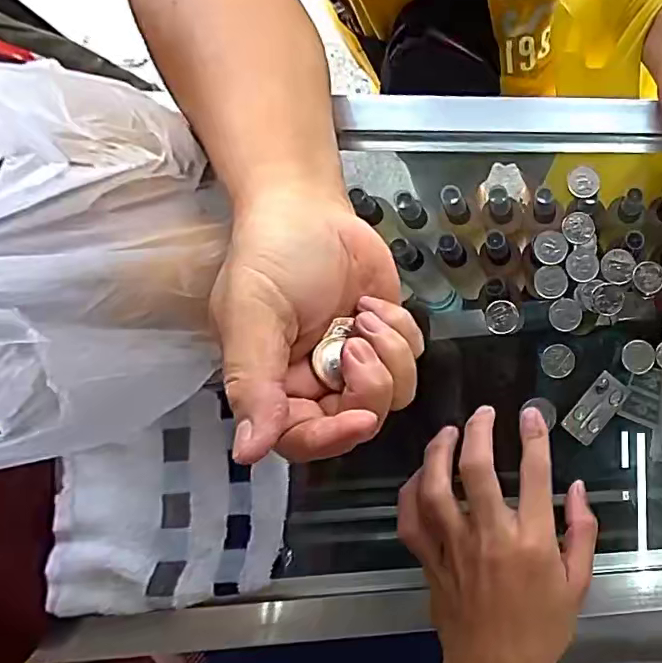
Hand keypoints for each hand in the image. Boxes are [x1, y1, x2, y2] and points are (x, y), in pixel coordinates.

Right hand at [214, 194, 425, 462]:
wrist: (308, 210)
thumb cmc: (271, 257)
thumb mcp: (252, 317)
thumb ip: (254, 384)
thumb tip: (247, 452)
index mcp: (277, 385)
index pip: (305, 438)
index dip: (334, 437)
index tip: (361, 418)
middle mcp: (318, 382)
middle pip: (361, 418)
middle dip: (371, 385)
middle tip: (356, 340)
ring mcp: (358, 361)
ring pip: (397, 392)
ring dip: (390, 353)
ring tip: (364, 313)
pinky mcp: (389, 338)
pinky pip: (414, 357)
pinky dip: (401, 330)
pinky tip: (373, 303)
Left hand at [398, 405, 597, 662]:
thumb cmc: (542, 630)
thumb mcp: (578, 583)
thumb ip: (582, 531)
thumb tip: (578, 489)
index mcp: (531, 542)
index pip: (534, 476)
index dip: (533, 439)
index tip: (530, 415)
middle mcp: (489, 538)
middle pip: (476, 472)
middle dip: (479, 433)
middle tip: (484, 413)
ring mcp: (454, 550)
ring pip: (435, 491)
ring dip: (438, 454)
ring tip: (448, 432)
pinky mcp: (430, 565)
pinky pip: (412, 523)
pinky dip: (410, 495)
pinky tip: (420, 477)